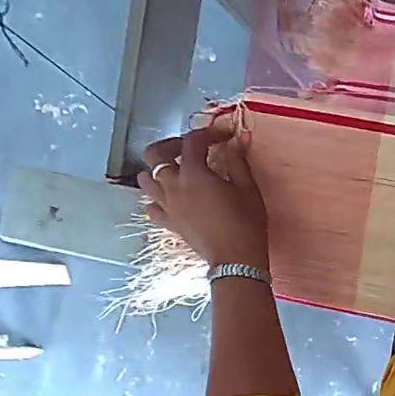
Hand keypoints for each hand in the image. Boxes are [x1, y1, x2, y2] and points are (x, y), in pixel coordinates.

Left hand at [137, 126, 270, 270]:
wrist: (236, 261)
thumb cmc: (247, 224)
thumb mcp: (248, 189)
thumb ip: (238, 161)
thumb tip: (236, 142)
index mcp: (194, 174)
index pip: (192, 141)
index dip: (208, 133)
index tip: (223, 136)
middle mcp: (174, 187)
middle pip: (154, 155)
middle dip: (170, 146)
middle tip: (189, 149)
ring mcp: (168, 206)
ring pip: (146, 180)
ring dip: (157, 171)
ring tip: (176, 172)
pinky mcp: (170, 224)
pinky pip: (152, 207)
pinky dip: (157, 199)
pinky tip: (172, 199)